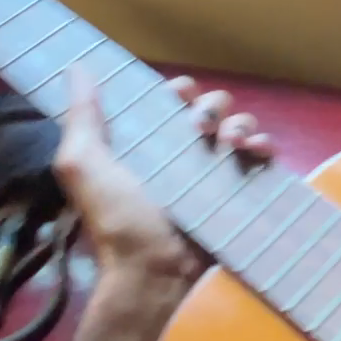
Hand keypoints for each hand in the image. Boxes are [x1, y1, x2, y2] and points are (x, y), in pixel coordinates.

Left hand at [53, 67, 274, 281]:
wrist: (154, 273)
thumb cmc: (118, 220)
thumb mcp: (84, 166)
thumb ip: (81, 118)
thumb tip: (77, 67)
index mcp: (148, 142)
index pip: (170, 100)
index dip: (177, 91)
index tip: (177, 95)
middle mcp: (183, 153)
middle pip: (211, 108)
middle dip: (212, 107)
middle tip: (200, 128)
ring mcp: (215, 172)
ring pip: (239, 126)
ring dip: (240, 123)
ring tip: (231, 143)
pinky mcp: (241, 190)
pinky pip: (262, 156)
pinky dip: (264, 145)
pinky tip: (255, 152)